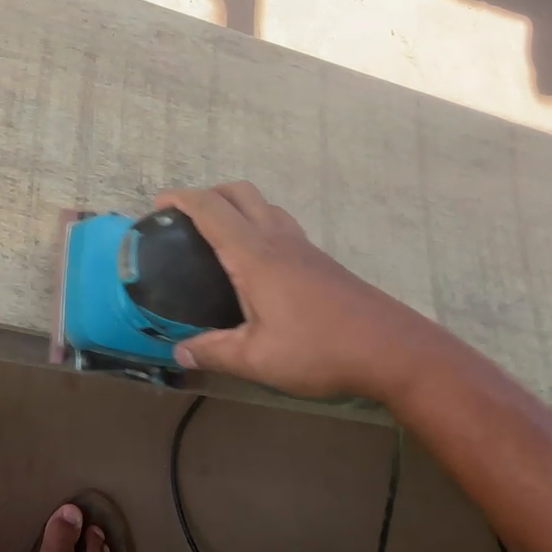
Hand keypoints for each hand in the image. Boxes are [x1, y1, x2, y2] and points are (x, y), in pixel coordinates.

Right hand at [162, 182, 445, 401]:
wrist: (393, 350)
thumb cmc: (320, 349)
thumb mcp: (258, 359)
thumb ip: (214, 353)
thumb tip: (178, 353)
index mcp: (253, 255)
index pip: (210, 209)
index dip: (181, 198)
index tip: (158, 203)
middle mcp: (276, 240)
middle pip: (239, 192)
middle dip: (208, 193)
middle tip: (185, 215)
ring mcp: (302, 247)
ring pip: (264, 204)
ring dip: (236, 204)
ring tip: (219, 230)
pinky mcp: (320, 260)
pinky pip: (280, 223)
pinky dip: (258, 222)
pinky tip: (257, 259)